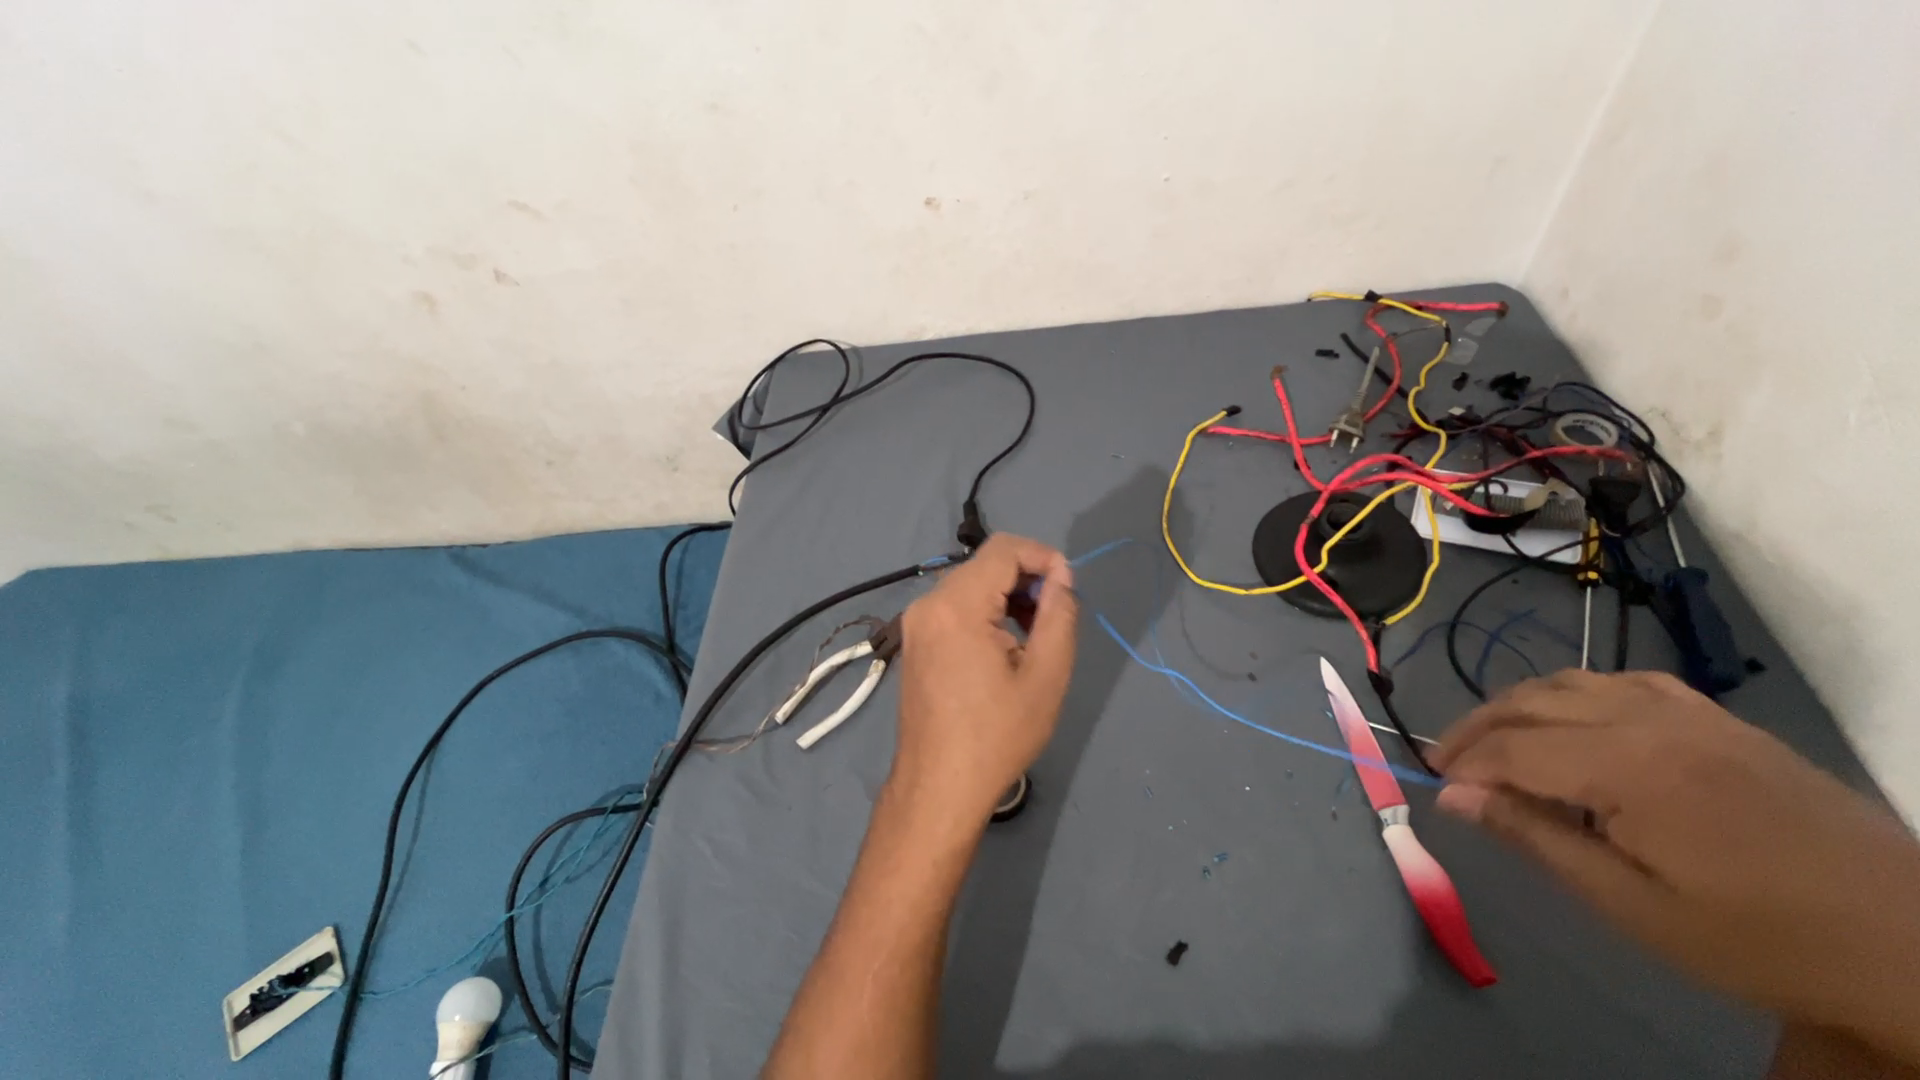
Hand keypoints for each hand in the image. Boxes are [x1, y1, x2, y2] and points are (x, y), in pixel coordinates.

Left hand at [891, 534, 1076, 820]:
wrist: (939, 786)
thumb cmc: (997, 734)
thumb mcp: (1046, 675)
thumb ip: (1059, 614)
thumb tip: (1061, 577)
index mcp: (956, 605)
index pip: (1004, 549)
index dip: (1043, 557)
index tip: (1068, 590)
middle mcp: (928, 604)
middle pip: (985, 565)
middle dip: (1026, 579)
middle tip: (1055, 618)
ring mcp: (916, 623)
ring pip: (970, 585)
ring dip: (1007, 596)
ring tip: (1034, 637)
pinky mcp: (914, 642)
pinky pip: (954, 607)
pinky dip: (984, 613)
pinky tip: (1005, 647)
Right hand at [1432, 670, 1919, 1064]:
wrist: (1906, 940)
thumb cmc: (1755, 935)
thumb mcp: (1630, 904)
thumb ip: (1534, 837)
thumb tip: (1453, 796)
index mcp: (1629, 767)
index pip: (1514, 748)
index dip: (1464, 764)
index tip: (1434, 787)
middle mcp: (1651, 719)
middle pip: (1532, 702)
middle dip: (1477, 728)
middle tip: (1446, 762)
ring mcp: (1690, 711)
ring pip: (1572, 682)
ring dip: (1519, 706)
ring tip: (1494, 741)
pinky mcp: (1719, 718)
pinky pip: (1624, 683)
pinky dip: (1575, 694)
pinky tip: (1571, 721)